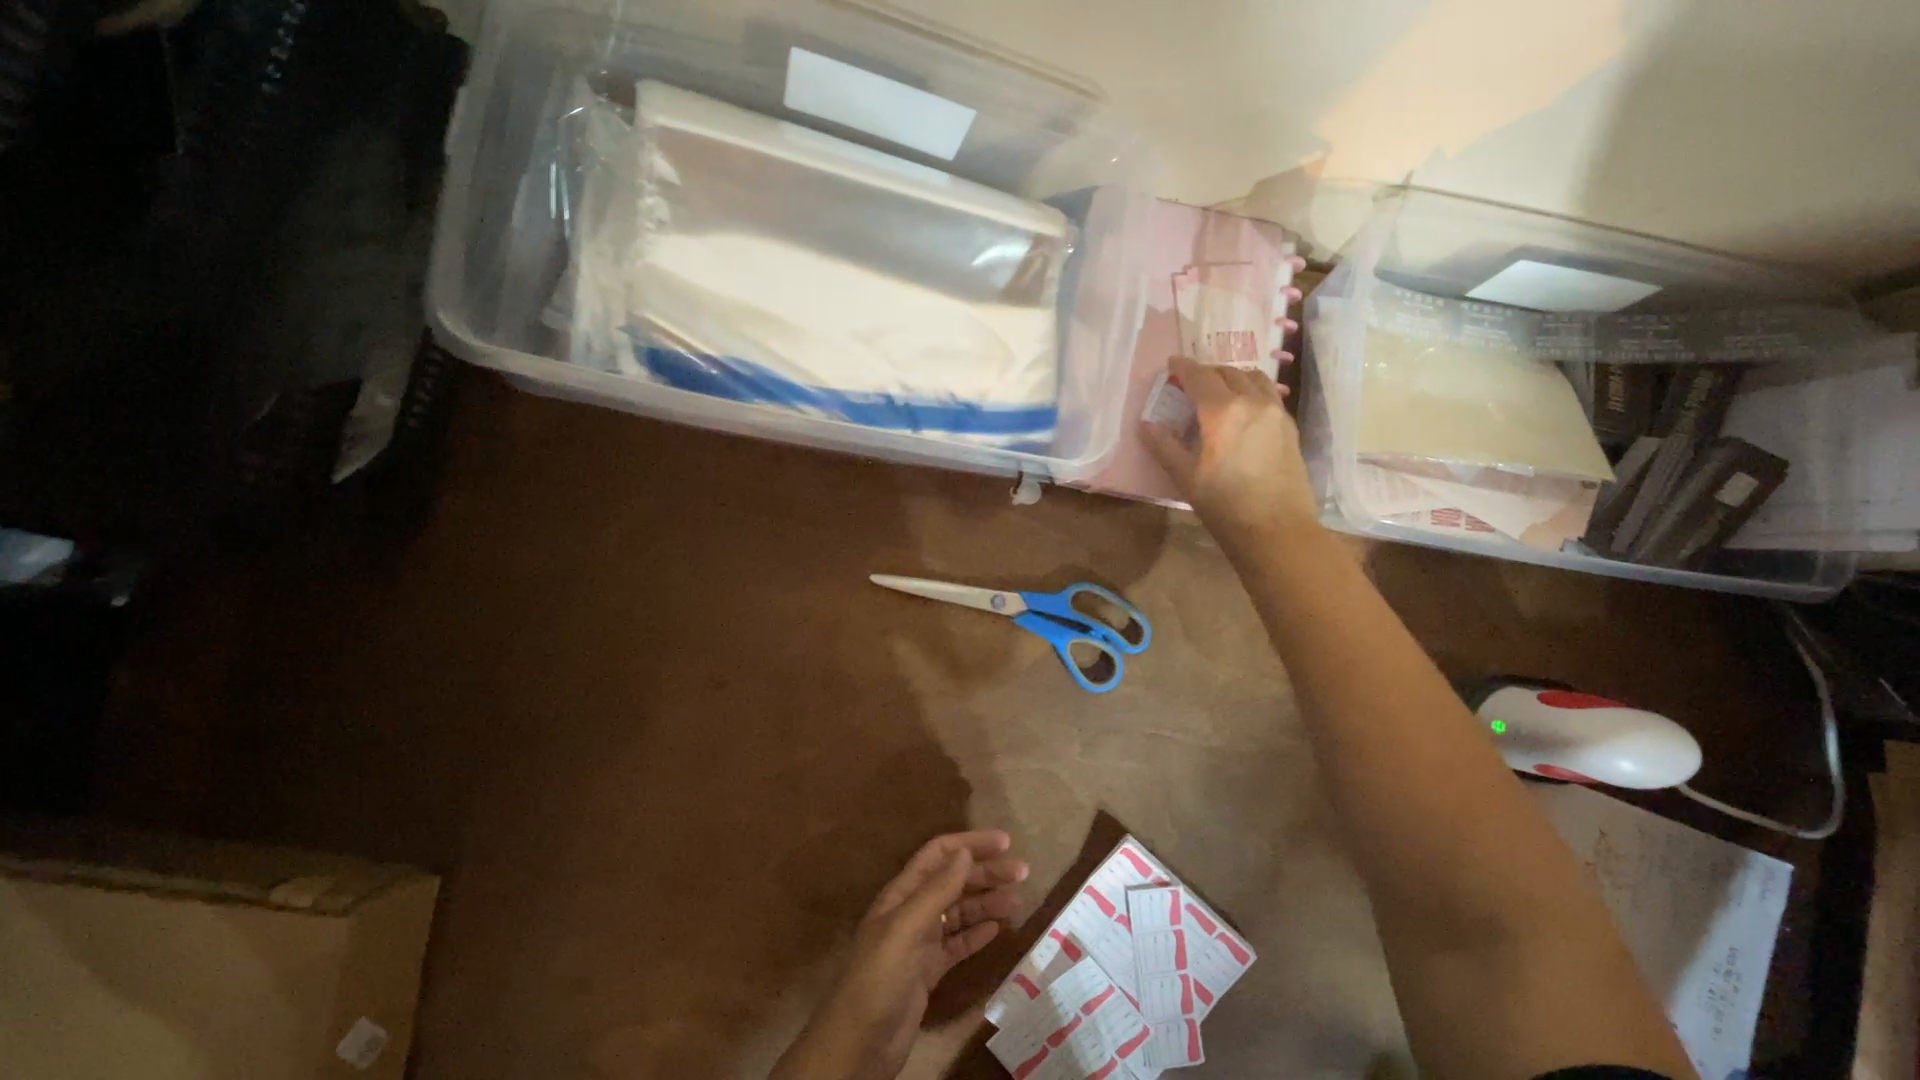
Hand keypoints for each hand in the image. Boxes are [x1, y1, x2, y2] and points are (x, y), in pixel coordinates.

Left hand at [772, 831, 1028, 1079]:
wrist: (859, 1042)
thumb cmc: (879, 977)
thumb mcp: (905, 928)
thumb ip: (936, 890)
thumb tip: (965, 852)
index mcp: (901, 894)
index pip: (938, 855)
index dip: (970, 844)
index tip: (1006, 842)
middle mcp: (912, 912)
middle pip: (953, 881)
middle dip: (986, 873)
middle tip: (1023, 873)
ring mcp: (920, 943)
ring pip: (959, 912)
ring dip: (987, 903)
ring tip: (1017, 902)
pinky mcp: (928, 971)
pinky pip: (958, 944)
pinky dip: (978, 933)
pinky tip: (998, 929)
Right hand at [1142, 356, 1319, 546]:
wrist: (1277, 530)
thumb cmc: (1225, 507)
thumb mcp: (1186, 478)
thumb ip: (1164, 446)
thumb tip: (1146, 425)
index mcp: (1222, 411)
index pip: (1199, 376)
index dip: (1182, 367)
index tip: (1171, 364)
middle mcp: (1253, 402)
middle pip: (1227, 372)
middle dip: (1206, 372)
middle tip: (1190, 383)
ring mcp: (1276, 412)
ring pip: (1253, 377)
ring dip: (1232, 377)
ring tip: (1219, 392)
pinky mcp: (1289, 427)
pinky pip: (1269, 394)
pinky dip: (1251, 390)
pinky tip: (1243, 410)